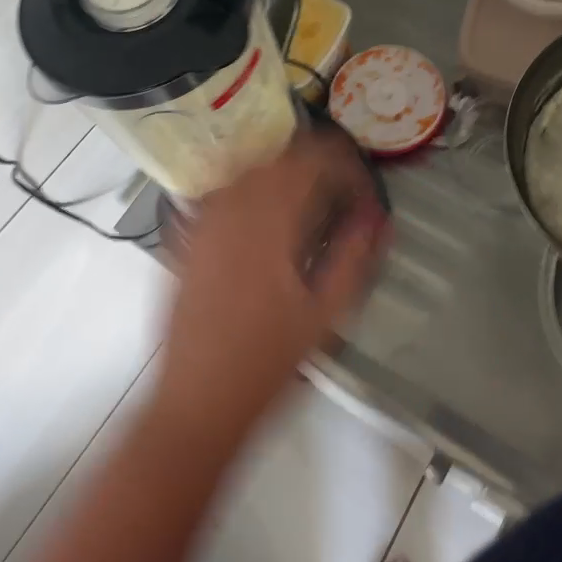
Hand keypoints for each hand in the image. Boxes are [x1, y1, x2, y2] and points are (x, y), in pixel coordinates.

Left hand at [154, 130, 388, 437]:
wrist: (196, 402)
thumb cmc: (265, 364)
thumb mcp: (324, 315)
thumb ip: (353, 257)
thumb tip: (377, 218)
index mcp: (268, 223)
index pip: (310, 161)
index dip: (343, 163)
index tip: (362, 187)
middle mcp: (231, 211)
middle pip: (277, 158)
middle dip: (314, 166)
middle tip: (340, 193)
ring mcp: (201, 223)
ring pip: (246, 172)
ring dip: (280, 176)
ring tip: (305, 203)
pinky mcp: (184, 240)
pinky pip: (219, 195)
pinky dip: (247, 194)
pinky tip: (261, 221)